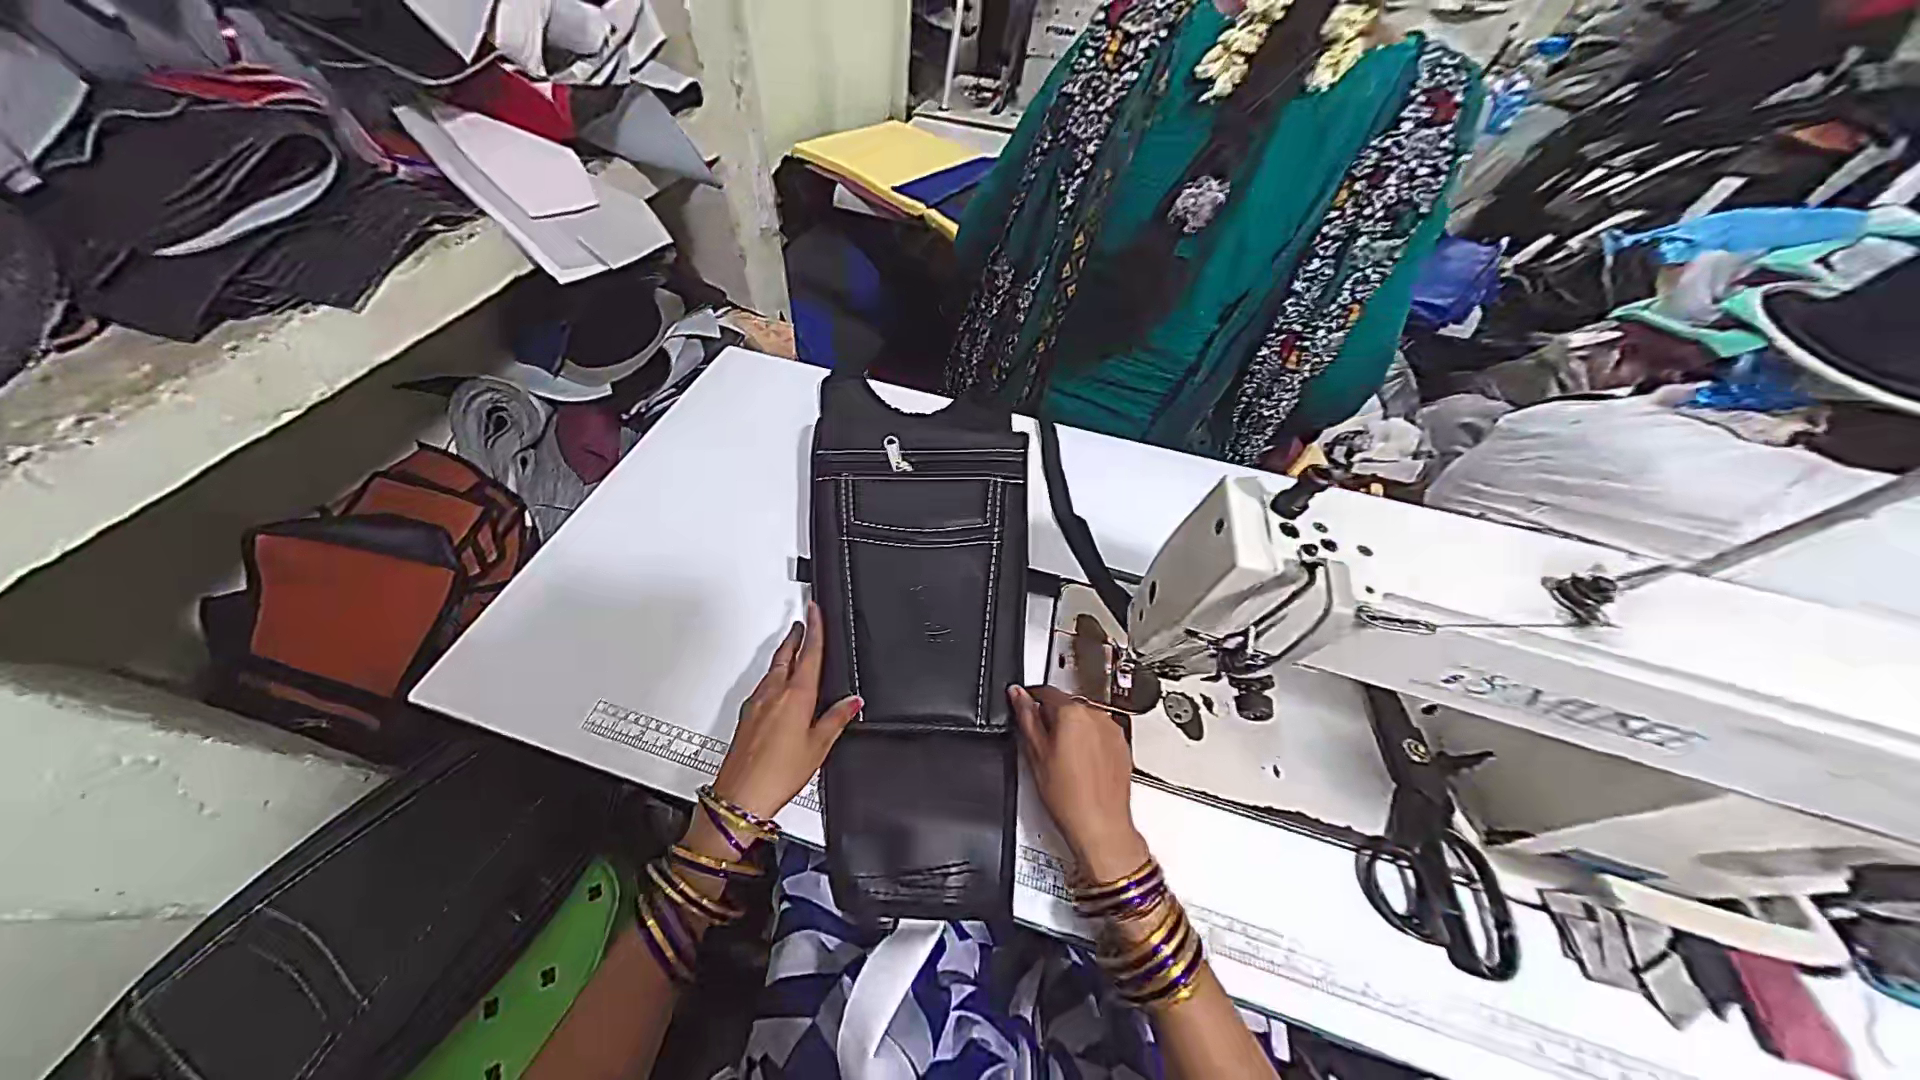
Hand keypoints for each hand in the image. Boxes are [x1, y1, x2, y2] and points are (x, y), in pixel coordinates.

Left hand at [712, 602, 861, 818]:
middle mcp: (773, 693)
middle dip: (797, 636)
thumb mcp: (819, 746)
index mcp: (796, 695)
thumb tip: (852, 702)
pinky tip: (778, 686)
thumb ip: (836, 719)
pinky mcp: (747, 715)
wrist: (741, 796)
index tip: (815, 610)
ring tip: (794, 648)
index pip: (809, 652)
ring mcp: (757, 703)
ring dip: (785, 654)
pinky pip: (764, 685)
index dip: (815, 628)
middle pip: (787, 654)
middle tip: (804, 622)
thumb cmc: (777, 774)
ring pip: (774, 668)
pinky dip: (775, 675)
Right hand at [1009, 685, 1149, 882]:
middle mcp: (1096, 715)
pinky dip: (1090, 742)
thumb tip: (1018, 694)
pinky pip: (1100, 733)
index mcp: (1072, 712)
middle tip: (1042, 744)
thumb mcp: (1036, 753)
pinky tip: (1080, 765)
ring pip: (1084, 719)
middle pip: (1066, 704)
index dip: (1031, 700)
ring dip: (1073, 730)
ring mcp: (1112, 730)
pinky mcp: (1122, 745)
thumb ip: (1025, 717)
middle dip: (1053, 718)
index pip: (1046, 692)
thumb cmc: (1069, 797)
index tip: (1025, 707)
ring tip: (1062, 759)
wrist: (1101, 825)